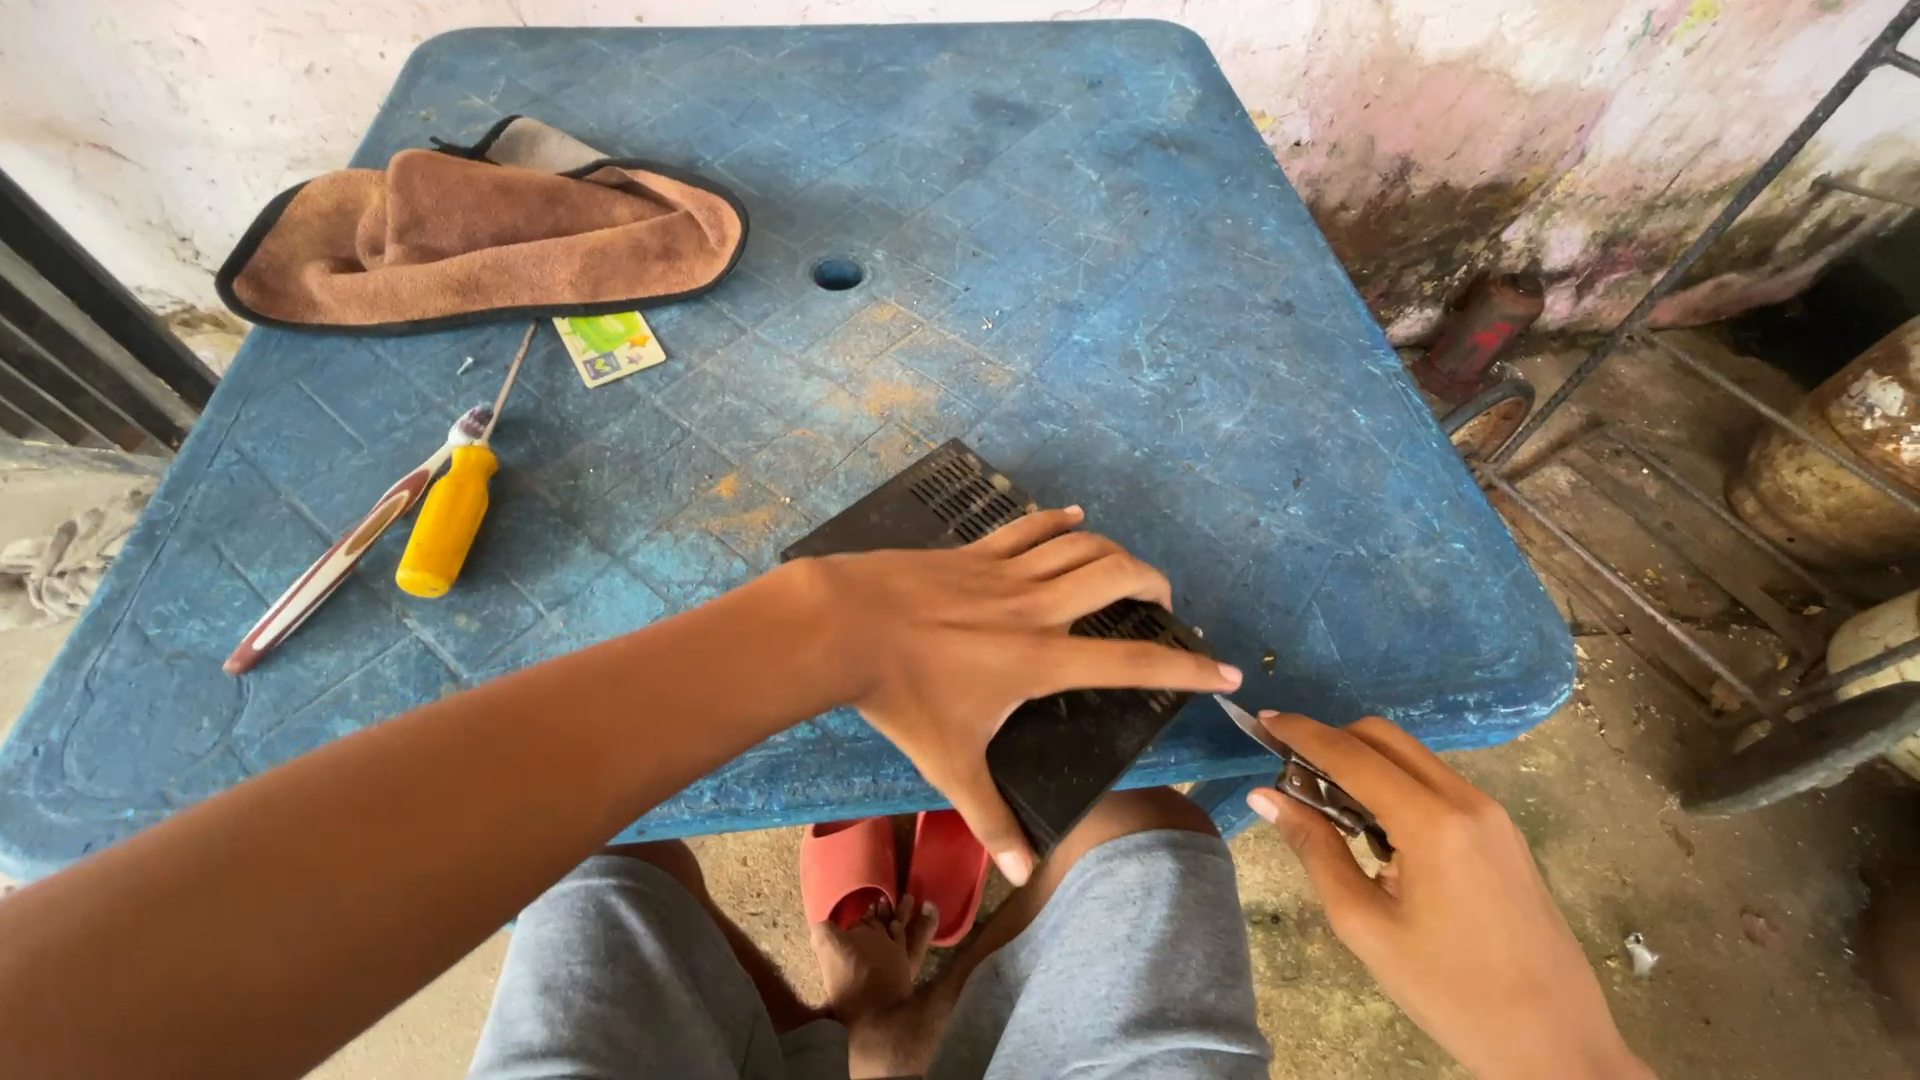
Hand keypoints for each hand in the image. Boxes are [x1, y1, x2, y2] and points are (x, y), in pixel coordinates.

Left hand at [801, 506, 1241, 885]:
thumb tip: (1021, 873)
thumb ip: (989, 817)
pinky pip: (1029, 527)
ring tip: (1127, 570)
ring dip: (1114, 551)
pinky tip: (1074, 518)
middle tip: (1162, 607)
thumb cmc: (902, 695)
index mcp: (1042, 659)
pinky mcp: (976, 552)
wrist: (845, 626)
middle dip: (1155, 586)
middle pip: (1117, 577)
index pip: (1130, 663)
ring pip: (1080, 546)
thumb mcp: (949, 763)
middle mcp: (1037, 607)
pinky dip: (1059, 521)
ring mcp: (1006, 572)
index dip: (1184, 668)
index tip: (1223, 671)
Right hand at [1246, 712, 1652, 1079]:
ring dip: (1362, 762)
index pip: (1351, 754)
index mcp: (1431, 823)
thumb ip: (1313, 848)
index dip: (1301, 733)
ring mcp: (1492, 814)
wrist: (1560, 1049)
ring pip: (1410, 755)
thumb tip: (1264, 795)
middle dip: (1331, 740)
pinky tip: (1376, 832)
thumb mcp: (1364, 924)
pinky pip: (1434, 782)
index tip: (1263, 721)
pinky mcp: (1502, 831)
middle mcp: (1466, 801)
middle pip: (1382, 737)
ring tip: (1329, 807)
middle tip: (1292, 773)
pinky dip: (1393, 784)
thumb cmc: (1450, 993)